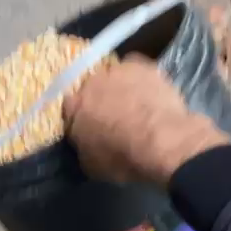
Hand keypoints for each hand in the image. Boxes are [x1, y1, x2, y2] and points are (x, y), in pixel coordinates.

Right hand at [65, 55, 230, 185]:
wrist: (160, 141)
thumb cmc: (122, 158)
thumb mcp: (91, 164)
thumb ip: (83, 146)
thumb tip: (86, 141)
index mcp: (73, 108)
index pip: (70, 107)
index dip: (80, 116)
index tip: (89, 126)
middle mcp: (90, 84)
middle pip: (91, 87)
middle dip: (99, 99)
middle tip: (112, 115)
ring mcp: (116, 71)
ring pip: (113, 75)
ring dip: (120, 86)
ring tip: (134, 103)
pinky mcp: (143, 65)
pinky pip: (136, 67)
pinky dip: (140, 77)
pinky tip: (149, 90)